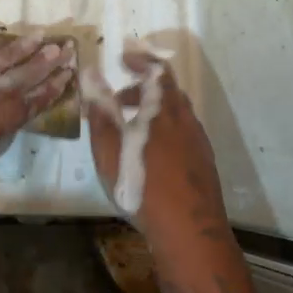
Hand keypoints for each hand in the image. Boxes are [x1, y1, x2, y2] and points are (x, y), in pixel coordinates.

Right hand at [83, 46, 225, 250]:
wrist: (189, 233)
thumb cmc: (142, 185)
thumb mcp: (110, 147)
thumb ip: (101, 109)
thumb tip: (90, 73)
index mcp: (164, 111)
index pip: (158, 71)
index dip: (142, 60)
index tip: (124, 59)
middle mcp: (186, 121)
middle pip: (168, 93)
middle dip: (144, 88)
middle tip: (120, 97)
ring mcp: (198, 144)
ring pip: (176, 115)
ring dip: (154, 111)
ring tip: (130, 128)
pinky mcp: (203, 165)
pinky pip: (182, 134)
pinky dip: (164, 131)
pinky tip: (150, 155)